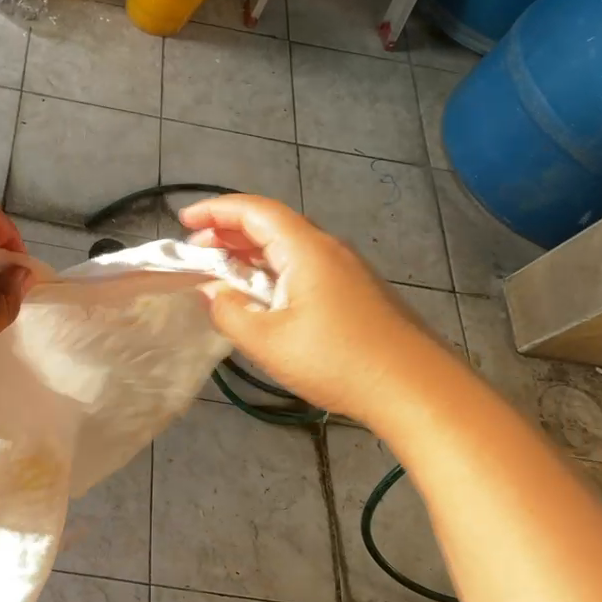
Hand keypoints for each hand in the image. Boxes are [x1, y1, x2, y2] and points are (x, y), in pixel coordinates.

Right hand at [182, 194, 460, 423]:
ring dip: (251, 253)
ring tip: (222, 272)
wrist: (417, 390)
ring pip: (289, 247)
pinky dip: (273, 270)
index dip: (215, 211)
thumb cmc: (337, 361)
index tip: (183, 222)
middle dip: (229, 231)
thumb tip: (211, 291)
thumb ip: (230, 313)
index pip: (253, 211)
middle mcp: (328, 249)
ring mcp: (347, 270)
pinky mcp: (357, 292)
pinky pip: (304, 266)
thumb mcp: (268, 342)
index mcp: (305, 249)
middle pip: (272, 224)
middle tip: (196, 251)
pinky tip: (263, 297)